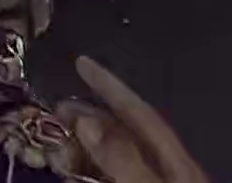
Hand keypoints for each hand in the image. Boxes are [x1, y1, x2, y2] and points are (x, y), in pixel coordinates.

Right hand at [56, 56, 207, 182]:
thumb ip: (122, 157)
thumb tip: (86, 120)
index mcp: (175, 160)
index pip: (138, 110)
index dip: (108, 83)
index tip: (80, 61)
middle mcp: (167, 170)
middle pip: (124, 134)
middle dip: (89, 117)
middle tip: (56, 110)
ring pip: (116, 160)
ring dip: (86, 149)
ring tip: (58, 145)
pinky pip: (113, 178)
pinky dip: (92, 173)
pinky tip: (74, 173)